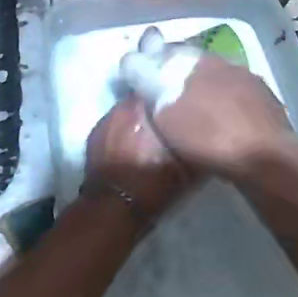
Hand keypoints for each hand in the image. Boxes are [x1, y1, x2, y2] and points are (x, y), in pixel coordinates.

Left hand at [84, 99, 193, 218]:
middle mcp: (119, 109)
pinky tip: (129, 145)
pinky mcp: (92, 138)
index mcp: (141, 109)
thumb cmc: (151, 186)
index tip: (180, 103)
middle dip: (151, 107)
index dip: (169, 95)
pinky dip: (120, 131)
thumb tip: (205, 134)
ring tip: (148, 132)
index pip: (158, 87)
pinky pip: (111, 126)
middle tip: (165, 119)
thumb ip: (194, 146)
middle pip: (139, 100)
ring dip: (134, 119)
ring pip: (124, 112)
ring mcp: (103, 122)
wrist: (112, 210)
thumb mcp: (184, 169)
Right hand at [138, 53, 297, 181]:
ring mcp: (249, 80)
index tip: (144, 74)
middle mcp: (223, 62)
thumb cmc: (206, 134)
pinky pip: (239, 96)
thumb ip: (146, 81)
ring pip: (218, 78)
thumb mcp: (163, 111)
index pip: (167, 49)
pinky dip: (228, 105)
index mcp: (195, 60)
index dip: (153, 60)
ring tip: (197, 112)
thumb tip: (132, 59)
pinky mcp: (267, 101)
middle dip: (180, 75)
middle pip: (194, 63)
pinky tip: (225, 123)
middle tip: (169, 96)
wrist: (263, 157)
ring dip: (206, 90)